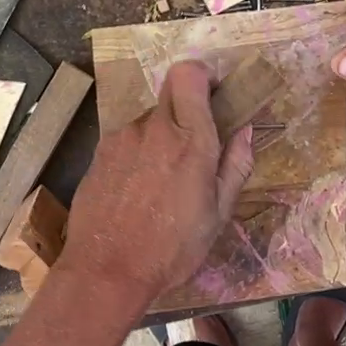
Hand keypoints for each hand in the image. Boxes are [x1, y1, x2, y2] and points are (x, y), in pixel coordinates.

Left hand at [57, 61, 255, 304]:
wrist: (106, 271)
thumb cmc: (172, 248)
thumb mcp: (218, 214)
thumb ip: (235, 165)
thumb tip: (245, 131)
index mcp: (190, 139)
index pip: (189, 73)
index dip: (203, 76)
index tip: (213, 96)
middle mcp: (154, 128)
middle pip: (171, 91)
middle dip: (186, 108)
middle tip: (194, 144)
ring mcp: (122, 137)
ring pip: (150, 120)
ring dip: (161, 136)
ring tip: (163, 181)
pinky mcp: (100, 152)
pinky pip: (128, 140)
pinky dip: (138, 154)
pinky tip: (138, 190)